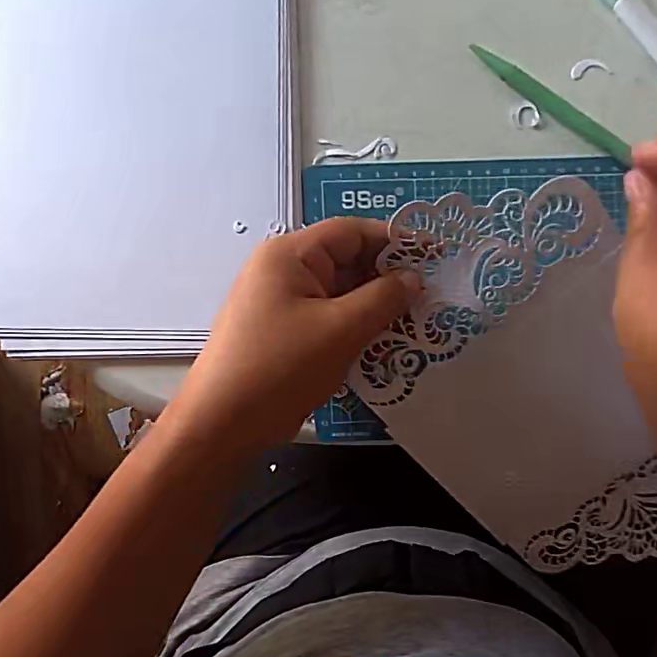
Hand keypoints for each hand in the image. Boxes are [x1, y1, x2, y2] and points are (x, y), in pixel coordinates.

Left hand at [169, 217, 420, 456]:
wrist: (221, 424)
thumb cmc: (278, 369)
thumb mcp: (340, 330)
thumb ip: (383, 298)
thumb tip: (412, 279)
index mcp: (289, 255)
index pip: (351, 232)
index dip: (396, 240)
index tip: (435, 255)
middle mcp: (282, 272)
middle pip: (346, 263)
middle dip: (388, 279)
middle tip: (430, 298)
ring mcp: (281, 305)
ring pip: (339, 295)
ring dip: (374, 308)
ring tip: (415, 323)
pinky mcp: (283, 335)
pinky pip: (327, 320)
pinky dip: (355, 329)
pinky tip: (384, 345)